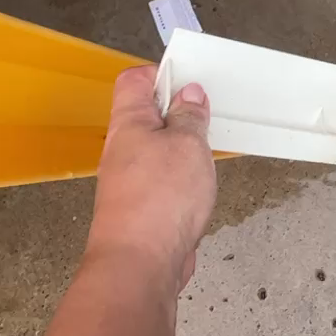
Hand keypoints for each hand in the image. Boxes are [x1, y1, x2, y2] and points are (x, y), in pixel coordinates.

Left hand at [84, 66, 216, 291]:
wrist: (141, 261)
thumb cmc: (162, 197)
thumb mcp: (187, 144)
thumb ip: (189, 116)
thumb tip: (189, 94)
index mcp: (128, 124)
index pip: (134, 82)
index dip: (161, 74)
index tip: (192, 79)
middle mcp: (124, 149)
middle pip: (147, 115)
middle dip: (179, 110)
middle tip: (211, 112)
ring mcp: (132, 179)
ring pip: (158, 148)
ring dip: (185, 144)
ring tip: (211, 146)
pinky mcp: (146, 206)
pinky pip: (166, 177)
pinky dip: (185, 173)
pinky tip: (203, 182)